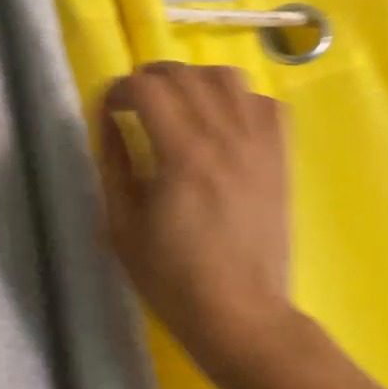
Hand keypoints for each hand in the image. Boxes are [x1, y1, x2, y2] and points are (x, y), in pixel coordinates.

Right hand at [99, 62, 297, 372]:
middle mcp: (225, 137)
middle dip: (151, 78)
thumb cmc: (173, 280)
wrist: (241, 314)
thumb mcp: (123, 228)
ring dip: (195, 80)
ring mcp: (259, 144)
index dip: (120, 90)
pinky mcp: (280, 157)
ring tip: (180, 104)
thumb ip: (113, 165)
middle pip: (185, 74)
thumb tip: (108, 121)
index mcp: (183, 155)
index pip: (148, 88)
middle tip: (135, 103)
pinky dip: (239, 100)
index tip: (110, 110)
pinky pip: (264, 102)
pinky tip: (223, 123)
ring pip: (228, 77)